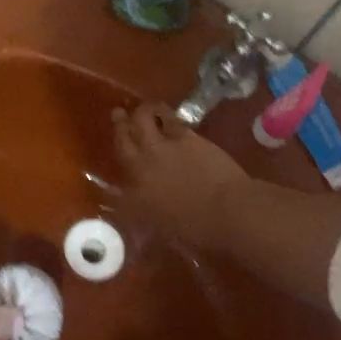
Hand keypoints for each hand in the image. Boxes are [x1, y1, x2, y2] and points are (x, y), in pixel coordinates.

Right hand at [112, 102, 249, 249]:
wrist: (227, 211)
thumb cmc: (197, 231)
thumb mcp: (161, 229)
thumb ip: (141, 212)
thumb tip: (125, 202)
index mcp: (134, 191)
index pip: (117, 167)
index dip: (113, 155)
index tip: (112, 144)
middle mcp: (143, 163)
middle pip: (124, 136)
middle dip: (120, 123)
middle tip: (118, 113)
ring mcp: (164, 146)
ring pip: (144, 119)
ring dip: (141, 112)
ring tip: (143, 108)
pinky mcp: (187, 136)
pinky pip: (170, 118)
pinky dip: (164, 113)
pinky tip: (166, 112)